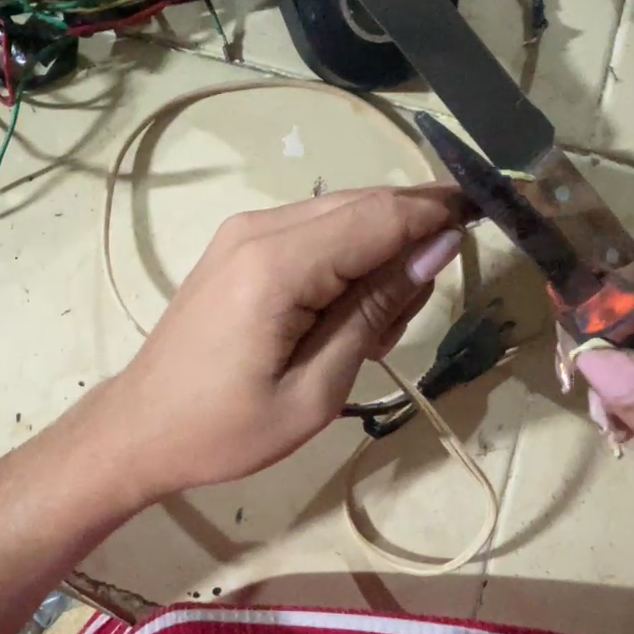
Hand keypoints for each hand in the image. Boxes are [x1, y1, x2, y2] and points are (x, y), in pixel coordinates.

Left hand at [95, 187, 462, 498]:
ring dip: (377, 257)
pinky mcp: (238, 245)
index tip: (493, 223)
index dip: (441, 214)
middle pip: (364, 204)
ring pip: (342, 215)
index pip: (383, 214)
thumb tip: (437, 247)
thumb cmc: (225, 429)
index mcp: (278, 264)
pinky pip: (313, 232)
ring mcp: (244, 232)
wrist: (140, 429)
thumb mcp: (316, 390)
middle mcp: (260, 227)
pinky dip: (343, 263)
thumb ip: (375, 310)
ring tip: (369, 331)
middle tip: (406, 317)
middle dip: (410, 242)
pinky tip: (338, 317)